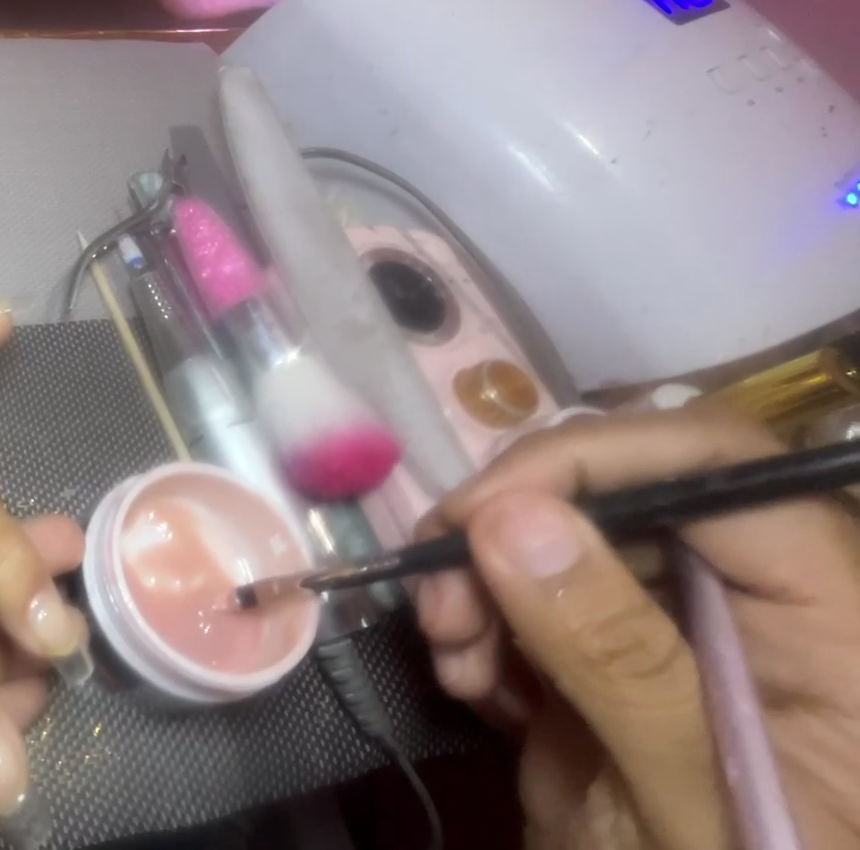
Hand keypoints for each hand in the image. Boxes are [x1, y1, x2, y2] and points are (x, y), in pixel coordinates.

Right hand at [415, 411, 859, 848]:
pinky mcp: (592, 643)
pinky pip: (510, 585)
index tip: (477, 514)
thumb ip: (619, 660)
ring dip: (468, 580)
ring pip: (542, 531)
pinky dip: (467, 617)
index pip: (720, 469)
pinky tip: (466, 679)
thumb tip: (509, 518)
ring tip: (450, 656)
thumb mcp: (689, 801)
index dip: (591, 460)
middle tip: (439, 606)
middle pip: (608, 493)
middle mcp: (748, 600)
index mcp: (833, 625)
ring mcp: (663, 620)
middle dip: (498, 533)